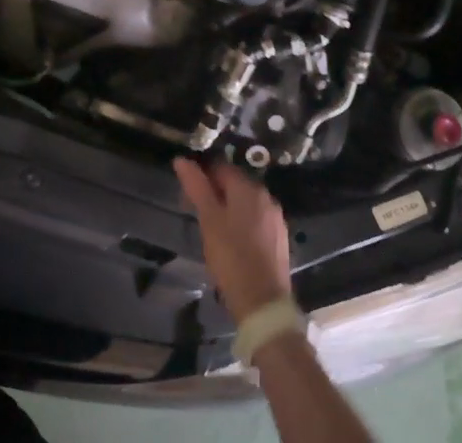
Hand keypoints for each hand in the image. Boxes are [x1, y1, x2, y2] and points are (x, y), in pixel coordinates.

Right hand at [174, 159, 292, 321]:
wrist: (262, 302)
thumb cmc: (231, 257)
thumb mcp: (208, 220)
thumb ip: (196, 187)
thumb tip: (182, 160)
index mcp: (249, 189)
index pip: (221, 168)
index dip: (202, 175)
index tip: (188, 192)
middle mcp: (266, 198)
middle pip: (235, 184)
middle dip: (215, 192)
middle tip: (196, 211)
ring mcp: (276, 219)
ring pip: (246, 203)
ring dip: (228, 208)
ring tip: (212, 228)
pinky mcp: (279, 238)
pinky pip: (256, 220)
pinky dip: (242, 222)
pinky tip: (232, 241)